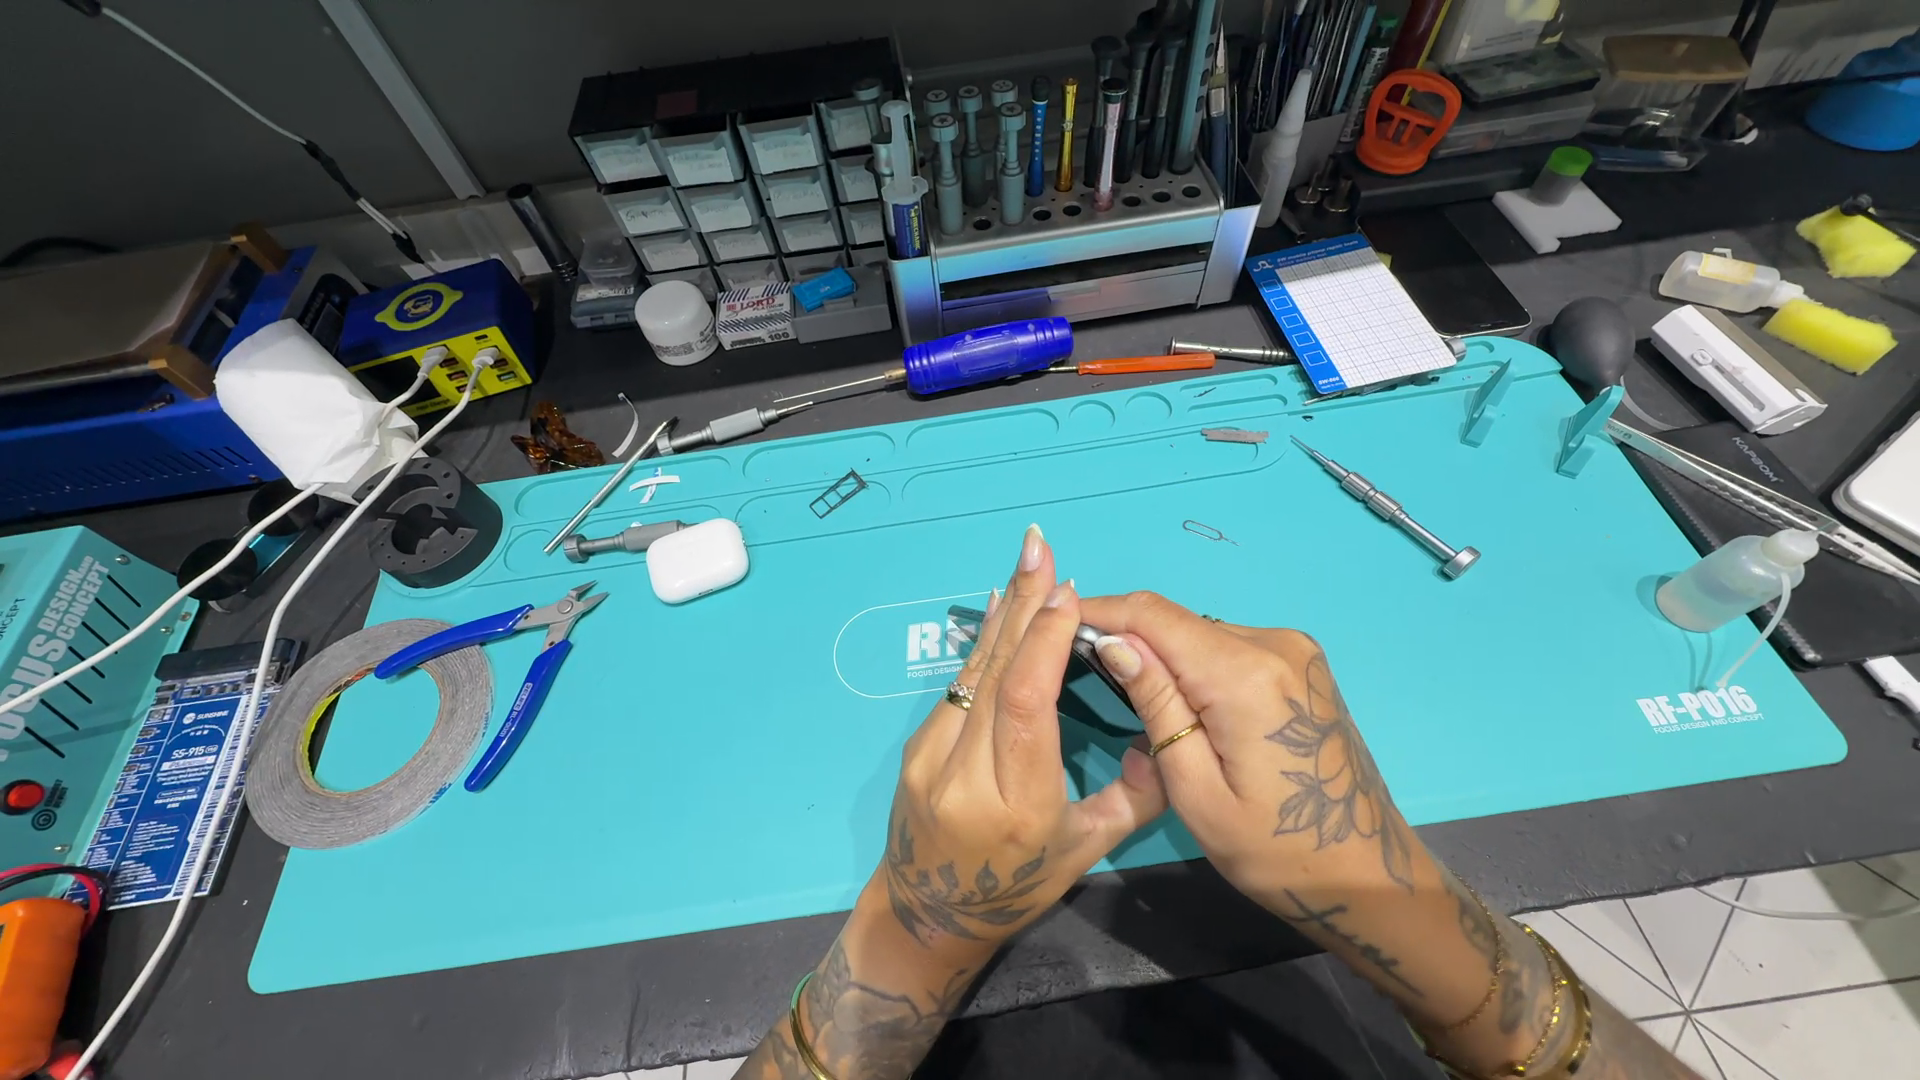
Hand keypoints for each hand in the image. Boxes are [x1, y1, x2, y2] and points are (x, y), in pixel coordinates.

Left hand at [864, 526, 1167, 961]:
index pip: (1026, 705)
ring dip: (1004, 614)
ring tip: (1026, 562)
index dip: (1044, 643)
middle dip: (1024, 605)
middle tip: (1039, 546)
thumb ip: (1135, 797)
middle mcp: (966, 774)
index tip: (1067, 593)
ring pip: (973, 673)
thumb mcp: (1086, 852)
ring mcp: (930, 757)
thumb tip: (1165, 732)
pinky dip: (984, 644)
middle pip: (996, 675)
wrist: (930, 912)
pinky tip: (1002, 608)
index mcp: (1018, 804)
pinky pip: (957, 686)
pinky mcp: (914, 748)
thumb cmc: (1019, 887)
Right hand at [1076, 592, 1425, 908]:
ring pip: (1198, 631)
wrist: (1368, 876)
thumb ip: (1155, 704)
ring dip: (1159, 653)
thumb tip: (1113, 640)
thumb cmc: (1272, 850)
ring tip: (1127, 697)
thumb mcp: (1195, 789)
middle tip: (1081, 673)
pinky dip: (1191, 663)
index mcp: (1245, 673)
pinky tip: (1178, 702)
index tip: (1054, 626)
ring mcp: (1293, 649)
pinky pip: (1225, 647)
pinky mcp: (1299, 663)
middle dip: (1125, 636)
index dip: (1099, 611)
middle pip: (1175, 619)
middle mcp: (1273, 643)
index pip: (1152, 615)